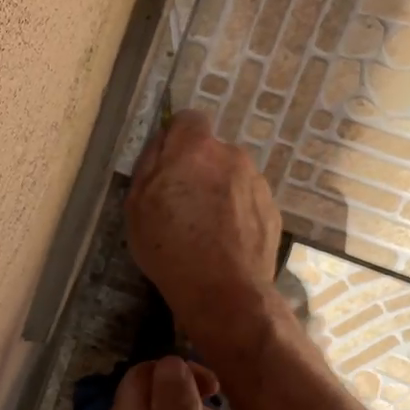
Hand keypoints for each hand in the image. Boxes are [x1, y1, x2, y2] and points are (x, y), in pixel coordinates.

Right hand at [126, 109, 281, 356]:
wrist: (224, 291)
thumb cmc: (170, 246)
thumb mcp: (137, 204)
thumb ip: (149, 164)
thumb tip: (161, 144)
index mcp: (196, 148)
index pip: (189, 118)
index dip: (176, 137)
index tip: (167, 163)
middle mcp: (231, 155)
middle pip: (211, 150)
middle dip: (197, 167)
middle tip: (181, 201)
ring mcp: (256, 182)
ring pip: (231, 175)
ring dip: (218, 189)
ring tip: (204, 227)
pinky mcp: (272, 209)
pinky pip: (247, 199)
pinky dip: (236, 212)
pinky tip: (224, 240)